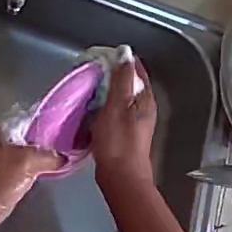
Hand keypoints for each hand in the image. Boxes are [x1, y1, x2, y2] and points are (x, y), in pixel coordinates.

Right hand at [90, 60, 155, 187]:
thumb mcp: (117, 105)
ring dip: (103, 93)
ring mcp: (134, 121)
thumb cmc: (118, 143)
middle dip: (108, 76)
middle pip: (127, 83)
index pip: (135, 68)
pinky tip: (89, 111)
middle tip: (88, 74)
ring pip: (118, 98)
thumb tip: (125, 53)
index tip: (98, 58)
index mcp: (145, 98)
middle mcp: (143, 108)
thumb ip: (121, 79)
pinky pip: (112, 112)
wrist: (121, 178)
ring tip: (86, 90)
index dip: (118, 59)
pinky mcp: (123, 133)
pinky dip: (101, 108)